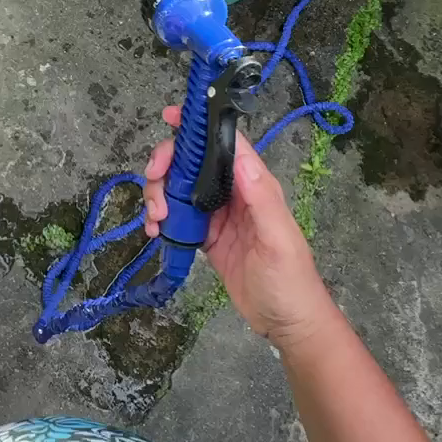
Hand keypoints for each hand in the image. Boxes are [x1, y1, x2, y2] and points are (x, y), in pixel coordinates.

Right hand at [142, 105, 339, 350]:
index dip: (198, 127)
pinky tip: (155, 233)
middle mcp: (233, 193)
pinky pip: (174, 214)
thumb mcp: (278, 241)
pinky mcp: (203, 234)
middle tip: (151, 183)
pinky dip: (159, 219)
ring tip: (154, 220)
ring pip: (176, 186)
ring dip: (157, 195)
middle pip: (190, 162)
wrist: (286, 324)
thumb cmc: (290, 282)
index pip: (225, 144)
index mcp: (255, 186)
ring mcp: (216, 214)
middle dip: (165, 166)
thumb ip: (262, 200)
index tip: (169, 117)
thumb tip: (242, 159)